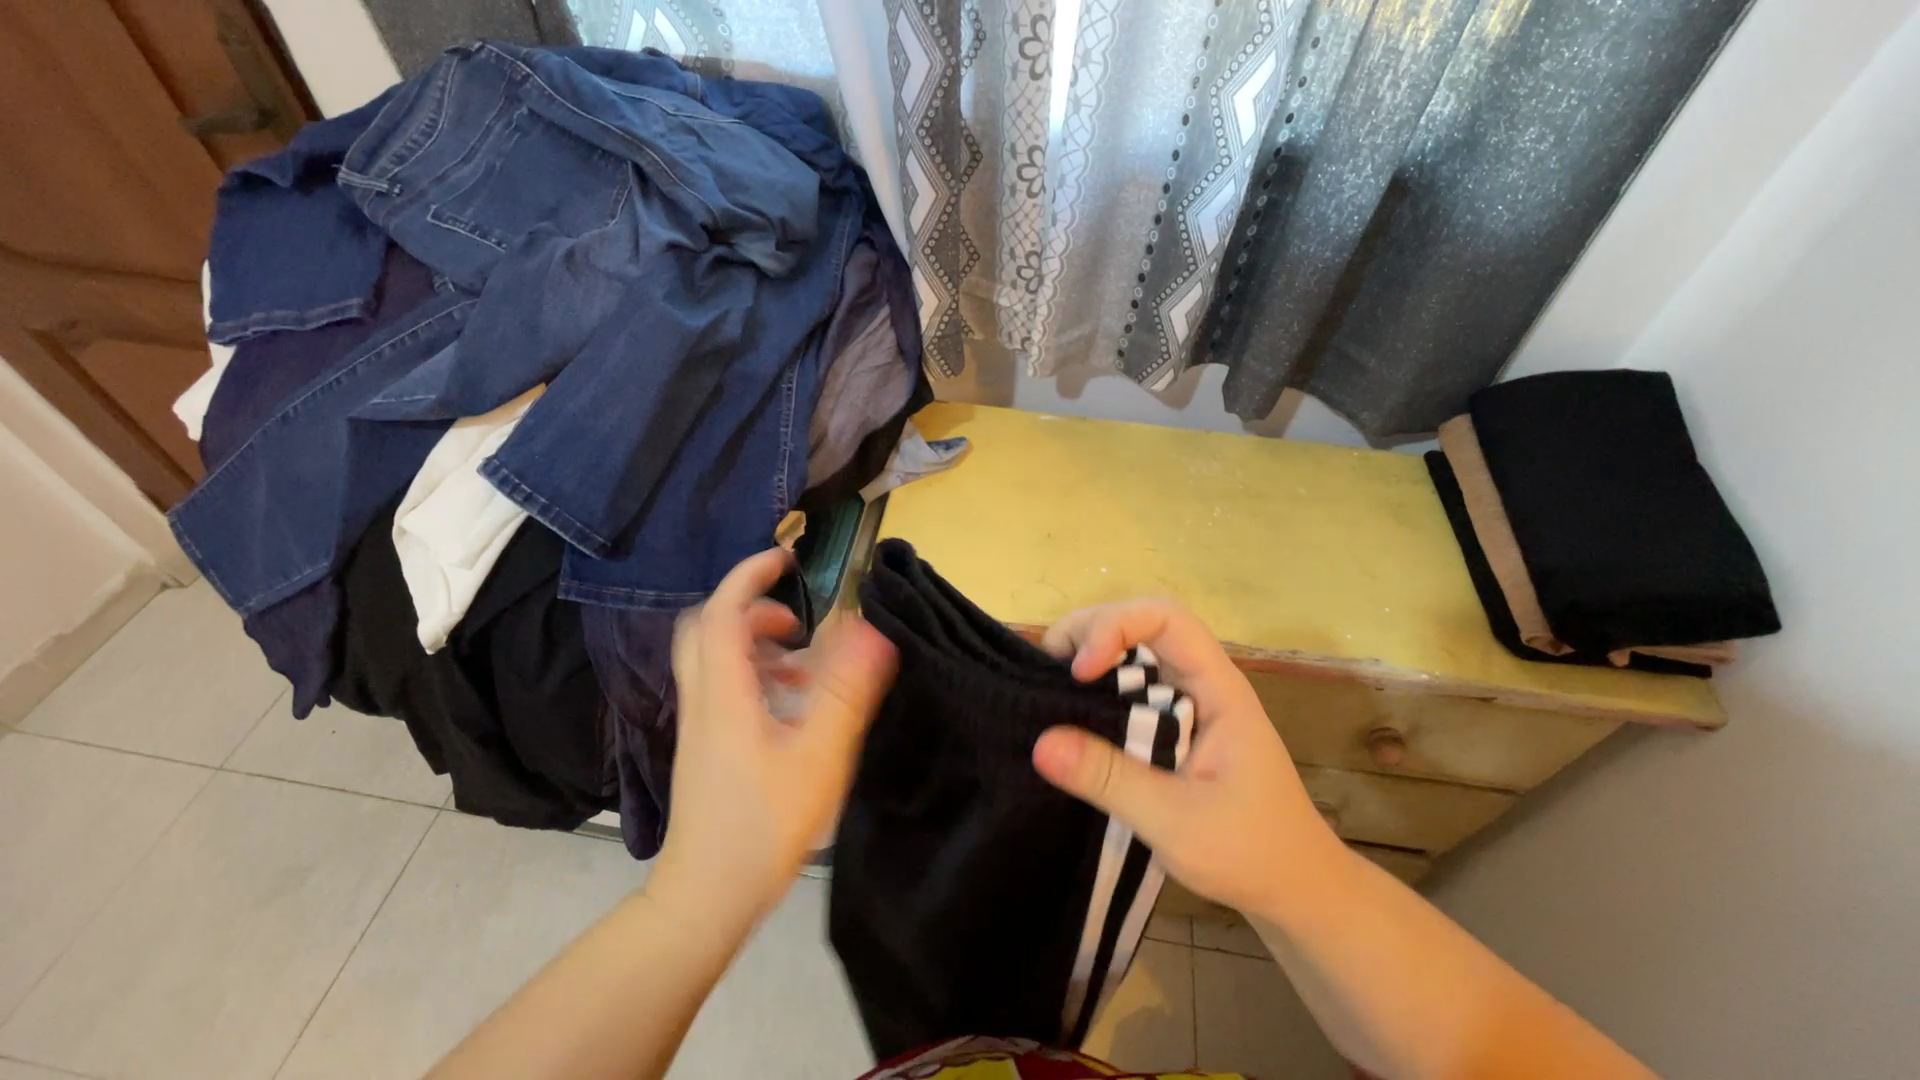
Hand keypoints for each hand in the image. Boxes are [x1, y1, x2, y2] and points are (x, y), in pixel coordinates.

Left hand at [647, 549, 896, 930]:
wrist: (705, 897)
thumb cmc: (762, 827)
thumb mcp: (817, 758)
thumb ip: (845, 692)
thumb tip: (872, 629)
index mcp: (724, 694)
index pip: (721, 613)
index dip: (748, 577)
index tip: (785, 558)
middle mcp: (703, 701)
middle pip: (706, 631)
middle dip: (749, 609)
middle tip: (796, 618)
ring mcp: (699, 728)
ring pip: (714, 663)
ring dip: (754, 646)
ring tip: (804, 666)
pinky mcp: (705, 751)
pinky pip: (721, 691)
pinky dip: (753, 678)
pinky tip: (791, 710)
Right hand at [1031, 598, 1345, 914]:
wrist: (1294, 888)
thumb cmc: (1249, 852)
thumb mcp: (1176, 821)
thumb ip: (1111, 780)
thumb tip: (1040, 743)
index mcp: (1218, 689)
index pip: (1165, 619)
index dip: (1116, 627)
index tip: (1080, 672)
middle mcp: (1200, 685)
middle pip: (1142, 626)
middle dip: (1090, 632)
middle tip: (1045, 669)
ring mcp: (1186, 707)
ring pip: (1133, 658)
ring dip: (1088, 660)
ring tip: (1046, 689)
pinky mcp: (1171, 733)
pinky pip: (1128, 694)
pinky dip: (1094, 695)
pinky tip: (1068, 721)